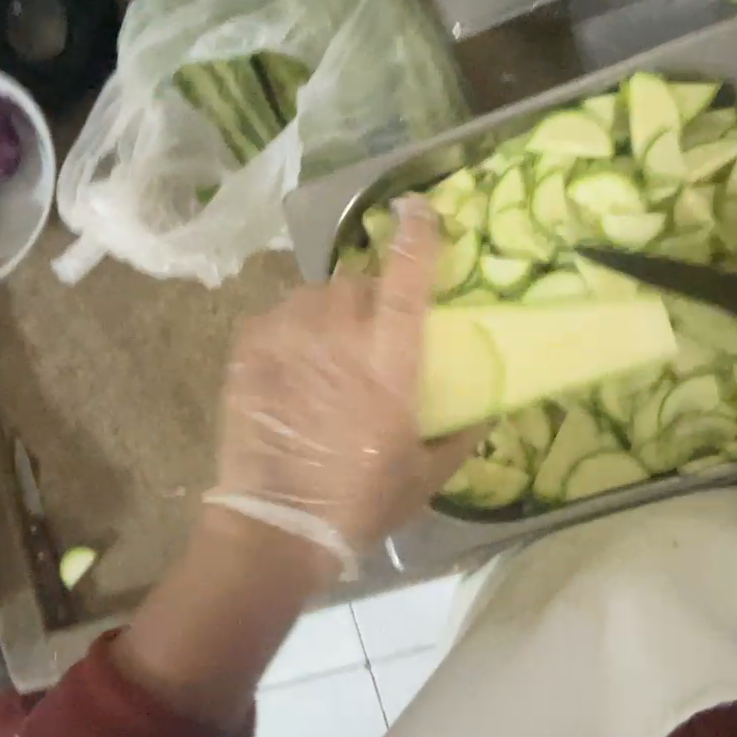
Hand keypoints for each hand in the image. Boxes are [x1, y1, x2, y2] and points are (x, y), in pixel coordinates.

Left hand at [208, 196, 480, 570]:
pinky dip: (292, 327)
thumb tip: (486, 412)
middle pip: (360, 283)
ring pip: (316, 295)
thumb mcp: (425, 477)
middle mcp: (339, 336)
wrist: (277, 527)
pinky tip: (294, 360)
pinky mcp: (250, 351)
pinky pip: (278, 315)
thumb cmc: (359, 503)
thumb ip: (461, 436)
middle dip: (370, 298)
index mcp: (390, 362)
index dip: (418, 236)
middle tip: (370, 334)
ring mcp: (289, 339)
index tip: (420, 209)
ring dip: (329, 312)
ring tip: (327, 348)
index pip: (408, 278)